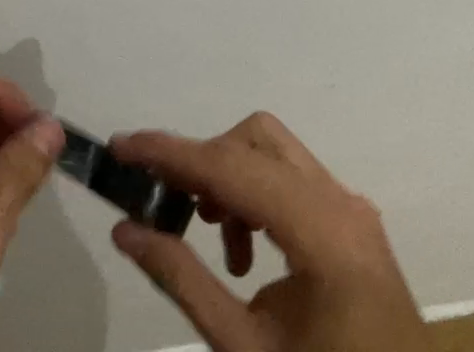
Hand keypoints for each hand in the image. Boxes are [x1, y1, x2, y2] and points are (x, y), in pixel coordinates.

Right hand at [109, 114, 432, 351]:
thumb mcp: (243, 347)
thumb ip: (181, 279)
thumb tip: (124, 229)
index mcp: (323, 235)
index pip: (231, 167)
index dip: (169, 152)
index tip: (118, 146)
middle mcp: (342, 207)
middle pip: (254, 141)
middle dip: (199, 161)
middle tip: (159, 197)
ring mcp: (354, 213)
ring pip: (273, 153)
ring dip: (226, 176)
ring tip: (204, 232)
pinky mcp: (355, 227)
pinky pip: (292, 180)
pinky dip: (253, 194)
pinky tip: (241, 254)